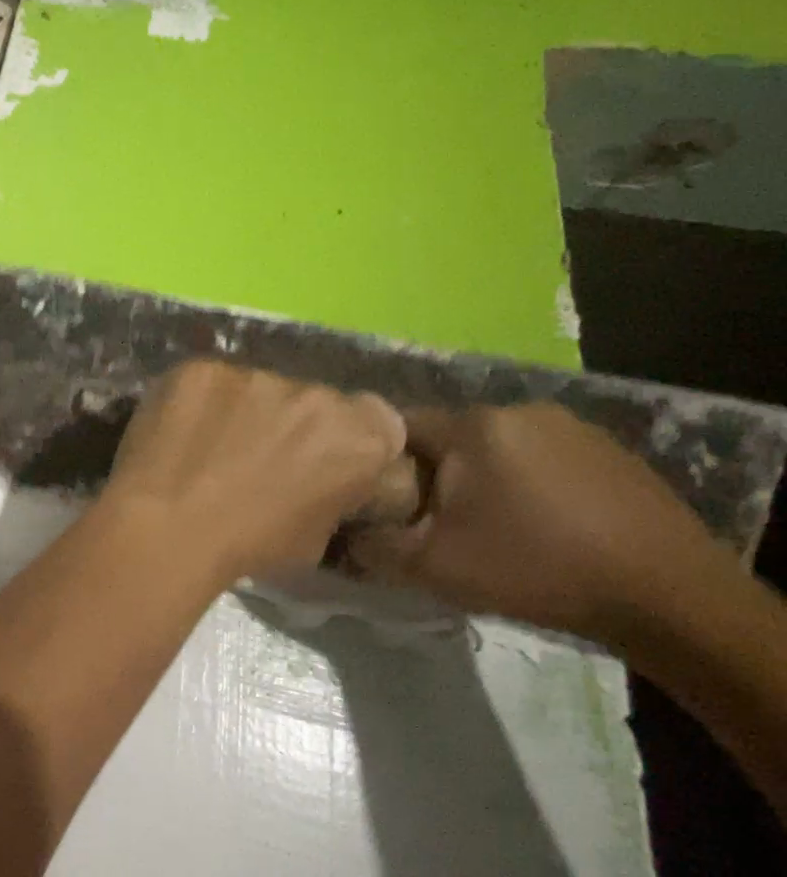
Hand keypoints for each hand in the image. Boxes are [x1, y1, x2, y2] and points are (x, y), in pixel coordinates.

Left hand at [101, 361, 405, 580]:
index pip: (375, 419)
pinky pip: (205, 382)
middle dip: (291, 421)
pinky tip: (176, 429)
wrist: (167, 525)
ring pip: (255, 387)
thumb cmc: (248, 546)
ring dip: (241, 409)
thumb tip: (318, 482)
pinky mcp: (200, 367)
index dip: (346, 437)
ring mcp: (254, 374)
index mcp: (359, 437)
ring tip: (207, 445)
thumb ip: (333, 491)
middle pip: (311, 399)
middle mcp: (315, 393)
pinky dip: (195, 401)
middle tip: (256, 454)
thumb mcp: (319, 536)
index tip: (320, 458)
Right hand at [348, 403, 723, 643]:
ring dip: (481, 480)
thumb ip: (370, 546)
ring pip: (496, 449)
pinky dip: (527, 487)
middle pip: (448, 437)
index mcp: (474, 424)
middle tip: (431, 523)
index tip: (378, 502)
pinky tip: (539, 528)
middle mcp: (521, 411)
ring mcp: (575, 430)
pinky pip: (542, 461)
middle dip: (432, 475)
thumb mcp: (432, 567)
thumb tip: (340, 536)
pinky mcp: (614, 455)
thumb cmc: (536, 570)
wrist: (672, 601)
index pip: (396, 427)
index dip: (377, 464)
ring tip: (486, 528)